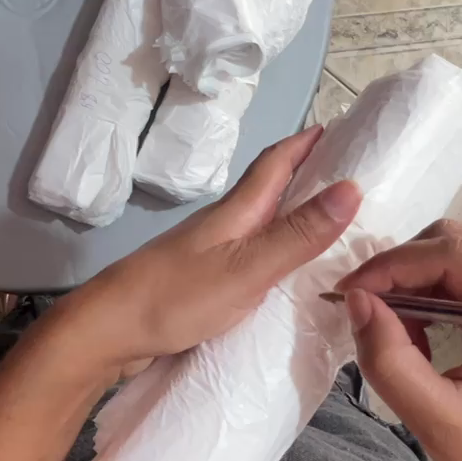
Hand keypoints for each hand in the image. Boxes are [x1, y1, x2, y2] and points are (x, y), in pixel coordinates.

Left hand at [33, 127, 360, 379]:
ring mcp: (209, 253)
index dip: (307, 143)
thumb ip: (297, 234)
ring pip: (259, 225)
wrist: (109, 331)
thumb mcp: (247, 268)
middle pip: (270, 191)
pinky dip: (274, 255)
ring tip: (330, 229)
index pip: (276, 163)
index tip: (341, 129)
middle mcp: (224, 224)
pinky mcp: (200, 281)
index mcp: (237, 212)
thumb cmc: (177, 297)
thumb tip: (352, 186)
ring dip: (291, 218)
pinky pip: (248, 257)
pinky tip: (285, 275)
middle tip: (350, 181)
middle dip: (307, 178)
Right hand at [336, 220, 461, 460]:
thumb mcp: (435, 423)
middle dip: (400, 270)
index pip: (458, 257)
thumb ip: (391, 361)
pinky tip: (417, 328)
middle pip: (458, 242)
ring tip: (394, 329)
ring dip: (412, 280)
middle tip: (365, 313)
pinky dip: (428, 288)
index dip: (395, 266)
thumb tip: (357, 299)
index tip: (348, 294)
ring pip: (457, 248)